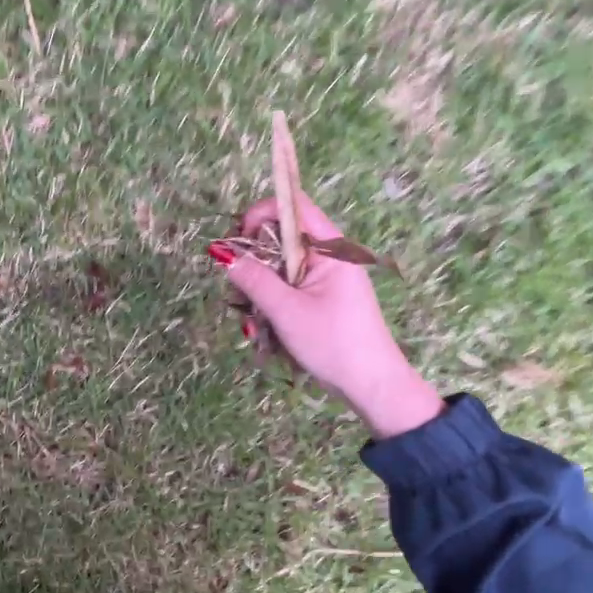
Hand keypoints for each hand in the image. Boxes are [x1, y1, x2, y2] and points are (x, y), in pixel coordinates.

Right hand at [216, 195, 443, 438]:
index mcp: (332, 250)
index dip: (261, 212)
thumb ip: (253, 279)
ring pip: (278, 267)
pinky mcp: (320, 298)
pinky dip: (270, 303)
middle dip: (253, 261)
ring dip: (258, 289)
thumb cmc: (333, 344)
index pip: (294, 206)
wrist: (372, 386)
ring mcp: (325, 278)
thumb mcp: (286, 311)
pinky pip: (286, 287)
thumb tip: (220, 252)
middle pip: (279, 238)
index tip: (237, 238)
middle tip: (240, 289)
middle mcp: (329, 257)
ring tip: (254, 323)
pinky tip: (265, 329)